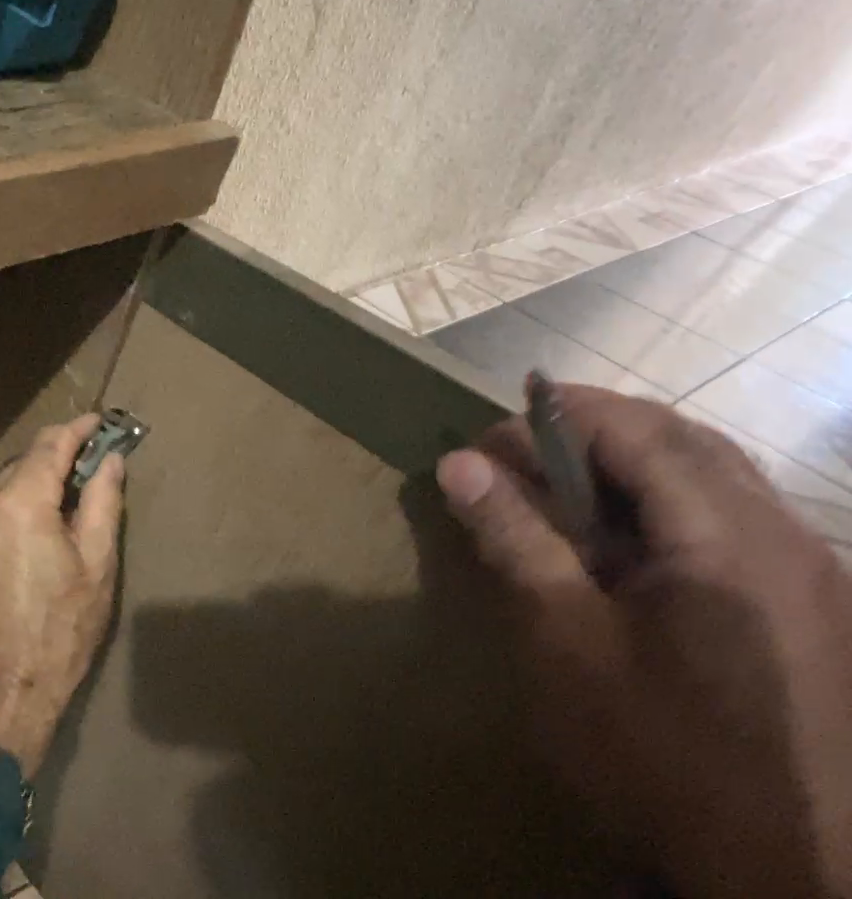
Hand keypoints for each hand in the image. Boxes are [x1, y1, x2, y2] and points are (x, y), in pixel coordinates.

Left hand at [0, 414, 123, 777]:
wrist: (3, 684)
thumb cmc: (60, 627)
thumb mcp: (96, 564)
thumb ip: (103, 503)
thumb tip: (110, 461)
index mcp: (18, 499)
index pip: (51, 443)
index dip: (80, 428)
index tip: (104, 422)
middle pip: (28, 459)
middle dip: (62, 454)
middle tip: (99, 460)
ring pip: (10, 480)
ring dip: (42, 477)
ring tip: (79, 491)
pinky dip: (23, 498)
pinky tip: (47, 517)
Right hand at [437, 385, 851, 898]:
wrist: (783, 868)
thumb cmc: (655, 745)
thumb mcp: (563, 637)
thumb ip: (515, 538)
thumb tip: (460, 463)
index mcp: (731, 541)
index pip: (641, 433)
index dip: (556, 417)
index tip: (482, 437)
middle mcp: (787, 540)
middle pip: (686, 443)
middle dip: (592, 431)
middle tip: (512, 454)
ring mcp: (810, 576)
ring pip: (713, 478)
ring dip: (626, 466)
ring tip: (552, 492)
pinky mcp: (809, 610)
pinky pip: (730, 521)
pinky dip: (661, 505)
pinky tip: (616, 545)